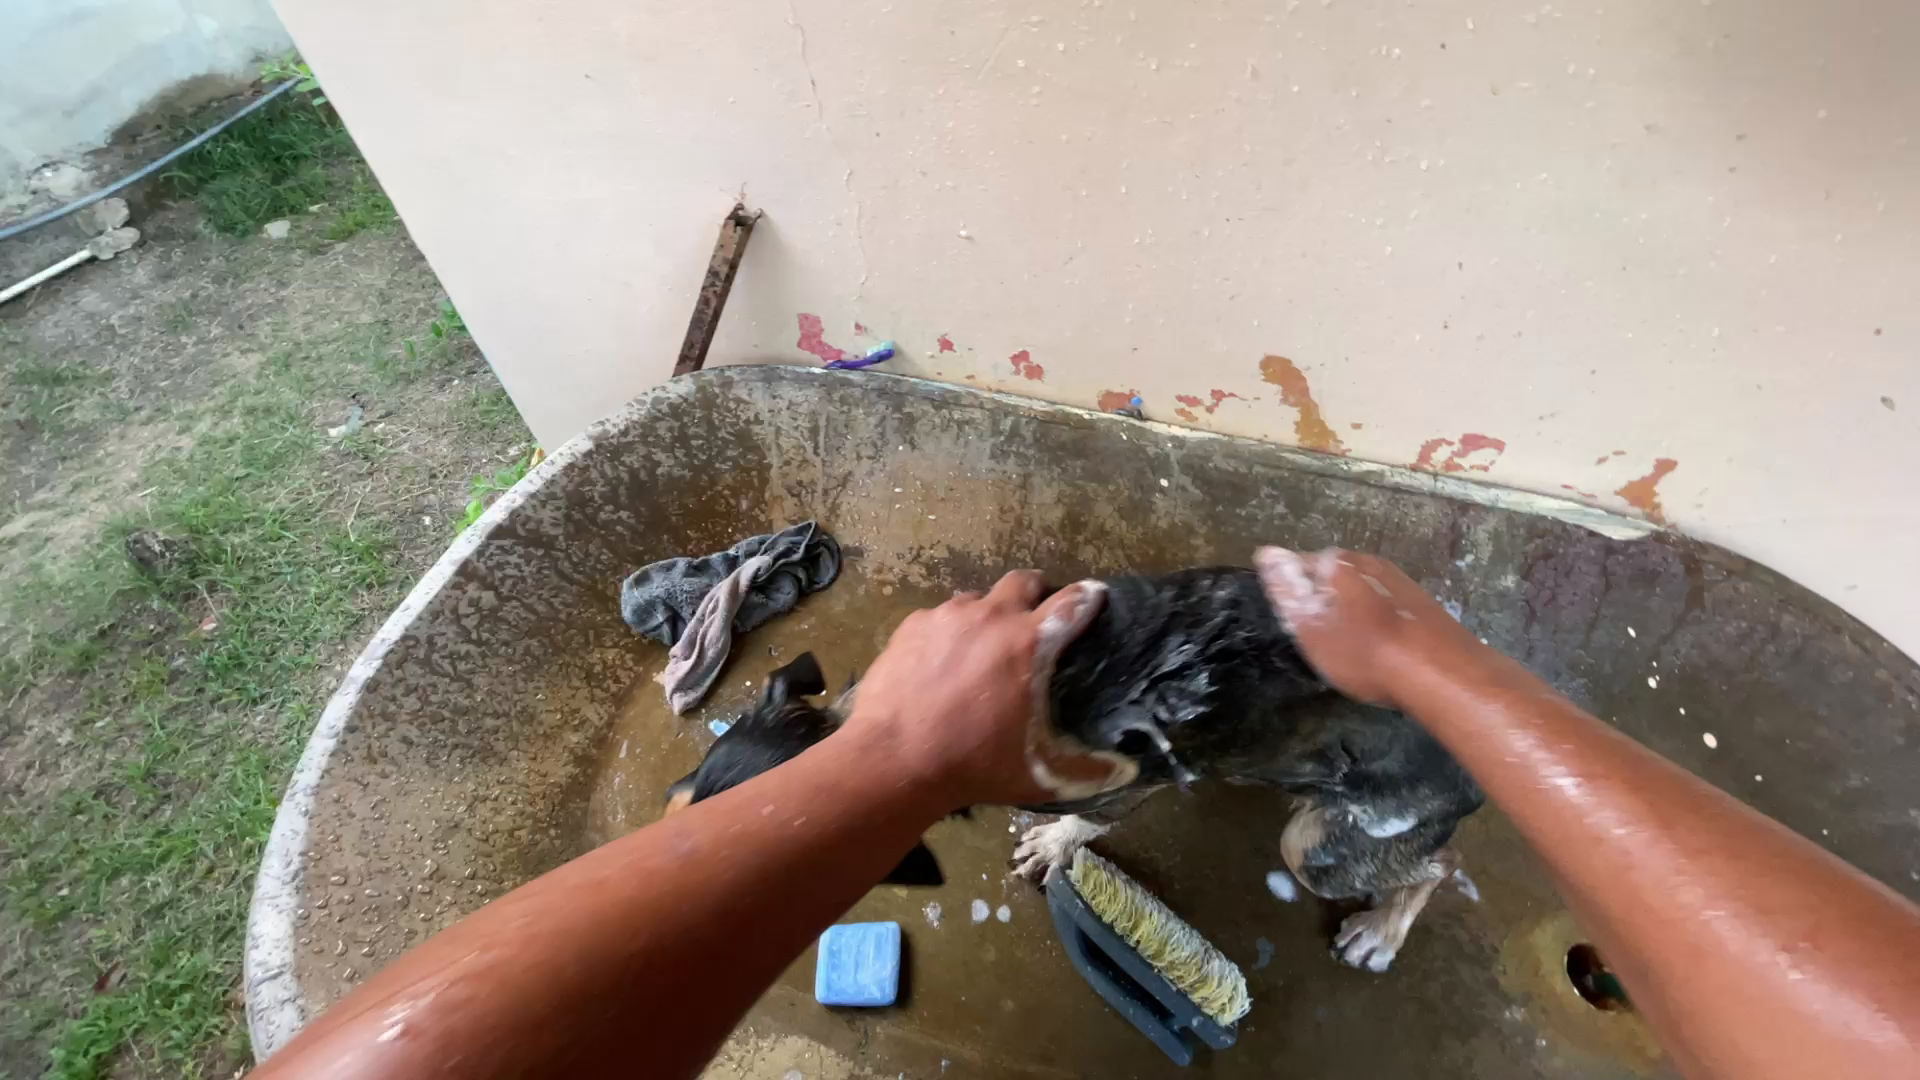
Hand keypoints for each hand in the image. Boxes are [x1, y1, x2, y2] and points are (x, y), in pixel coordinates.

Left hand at [843, 572, 1137, 806]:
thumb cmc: (972, 765)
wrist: (892, 760)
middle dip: (1035, 593)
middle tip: (1034, 620)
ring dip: (987, 615)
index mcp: (1028, 643)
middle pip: (1023, 581)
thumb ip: (1086, 771)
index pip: (1073, 602)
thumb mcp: (1038, 775)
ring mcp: (946, 617)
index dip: (1088, 597)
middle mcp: (990, 617)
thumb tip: (1125, 771)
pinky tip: (939, 662)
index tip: (1094, 597)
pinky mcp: (912, 625)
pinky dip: (948, 632)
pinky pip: (939, 617)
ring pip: (977, 599)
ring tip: (980, 647)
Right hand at [1253, 546, 1473, 706]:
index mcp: (1339, 563)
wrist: (1444, 675)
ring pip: (1358, 590)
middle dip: (1318, 598)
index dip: (1289, 591)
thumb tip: (1265, 553)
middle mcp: (1369, 563)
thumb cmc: (1365, 652)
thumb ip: (1285, 588)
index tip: (1289, 618)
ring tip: (1343, 642)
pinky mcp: (1421, 604)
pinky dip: (1372, 620)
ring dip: (1346, 609)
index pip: (1297, 565)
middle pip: (1330, 576)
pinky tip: (1376, 646)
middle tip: (1312, 633)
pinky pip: (1382, 605)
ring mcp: (1399, 581)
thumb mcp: (1310, 626)